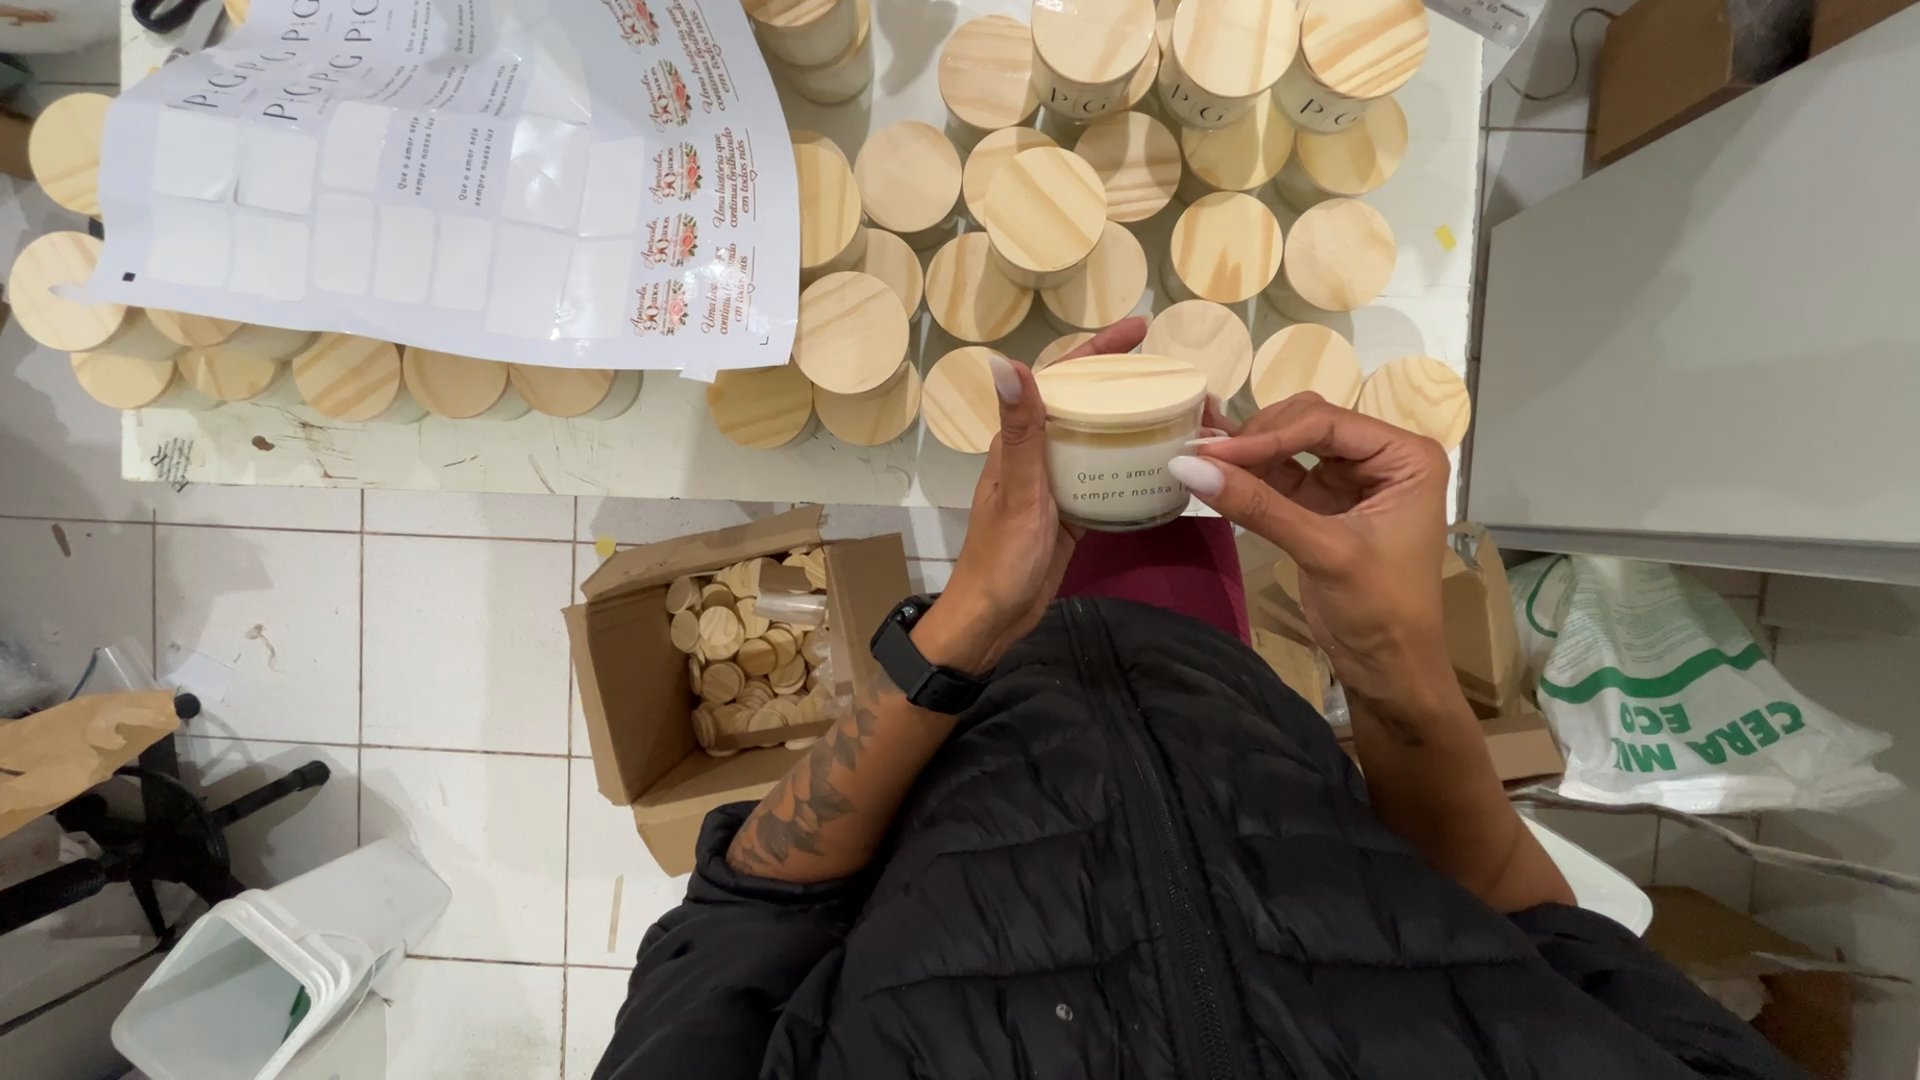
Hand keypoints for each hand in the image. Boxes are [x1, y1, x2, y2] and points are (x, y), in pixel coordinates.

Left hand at [916, 318, 1150, 673]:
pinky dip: (1127, 466)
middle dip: (1122, 385)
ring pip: (1095, 440)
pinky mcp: (1069, 512)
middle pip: (1083, 406)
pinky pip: (1102, 478)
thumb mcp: (1020, 490)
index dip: (1097, 352)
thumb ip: (1021, 430)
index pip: (1059, 380)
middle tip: (1174, 377)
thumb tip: (1007, 361)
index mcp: (1018, 440)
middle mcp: (1036, 454)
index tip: (1140, 331)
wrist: (995, 616)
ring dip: (1129, 424)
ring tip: (1177, 412)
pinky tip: (1160, 463)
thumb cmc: (1003, 555)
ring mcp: (1054, 483)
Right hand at [1166, 393, 1452, 701]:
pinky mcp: (1319, 502)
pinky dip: (1248, 474)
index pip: (1326, 424)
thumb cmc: (1380, 609)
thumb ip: (1258, 507)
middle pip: (1306, 423)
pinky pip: (1278, 474)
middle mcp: (1379, 457)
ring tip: (1201, 460)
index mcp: (1405, 457)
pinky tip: (1214, 472)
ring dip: (1247, 453)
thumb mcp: (1323, 552)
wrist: (1387, 666)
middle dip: (1256, 438)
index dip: (1267, 434)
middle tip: (1205, 456)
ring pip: (1288, 444)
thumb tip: (1189, 466)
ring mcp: (1348, 479)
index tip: (1213, 452)